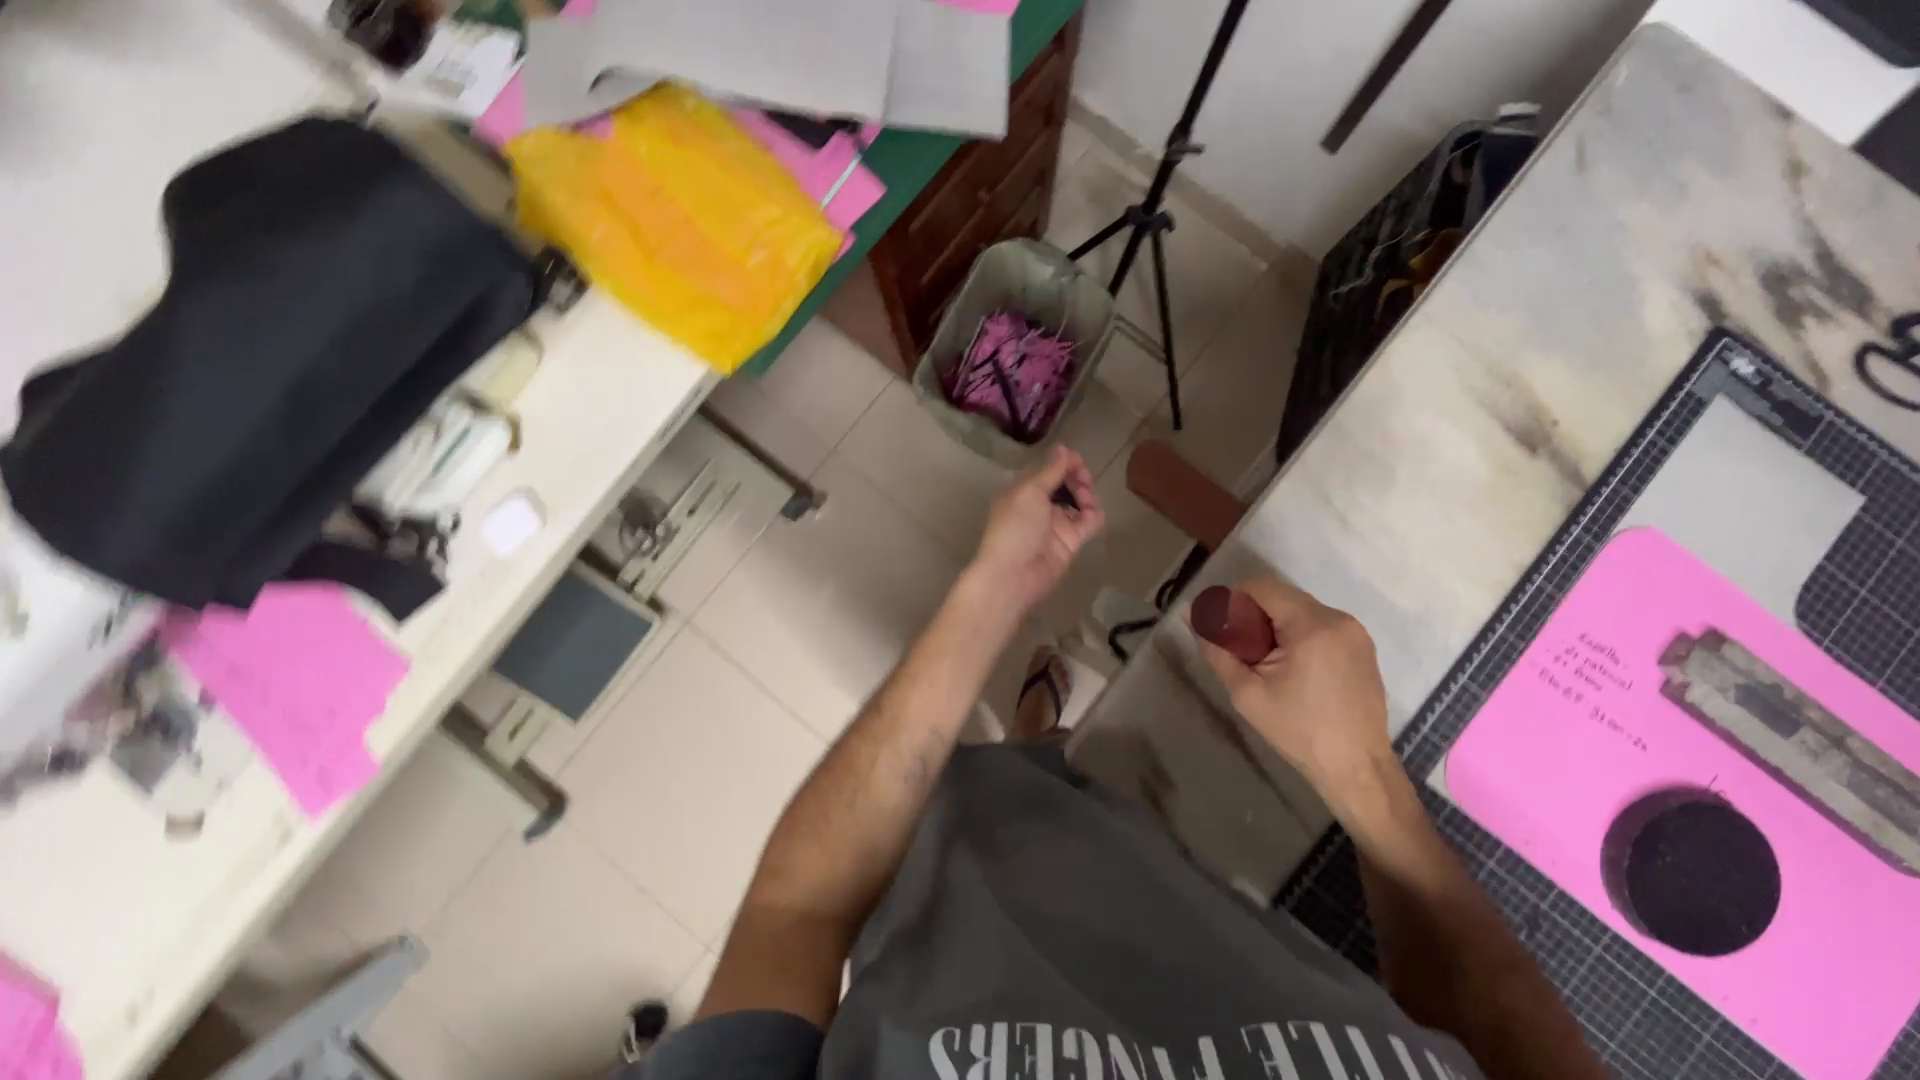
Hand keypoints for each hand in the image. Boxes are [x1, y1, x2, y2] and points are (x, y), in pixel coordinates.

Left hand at [966, 446, 1103, 616]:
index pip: (1048, 470)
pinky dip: (1095, 516)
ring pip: (1079, 502)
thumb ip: (1050, 470)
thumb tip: (1063, 448)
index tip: (1078, 463)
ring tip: (1087, 502)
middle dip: (1078, 479)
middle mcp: (1039, 505)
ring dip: (1087, 496)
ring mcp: (1055, 525)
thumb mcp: (1029, 492)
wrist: (1014, 575)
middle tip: (1083, 483)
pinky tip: (1094, 514)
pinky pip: (1088, 524)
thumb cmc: (1015, 528)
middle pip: (1066, 484)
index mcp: (1024, 491)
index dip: (1065, 463)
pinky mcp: (1070, 543)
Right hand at [1192, 577, 1396, 809]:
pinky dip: (1299, 635)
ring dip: (1276, 625)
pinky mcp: (1363, 647)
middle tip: (1238, 648)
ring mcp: (1356, 633)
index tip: (1219, 626)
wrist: (1355, 766)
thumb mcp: (1247, 692)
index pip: (1262, 587)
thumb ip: (1217, 649)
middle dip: (1253, 615)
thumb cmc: (1297, 730)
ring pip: (1302, 611)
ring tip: (1263, 662)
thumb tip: (1191, 614)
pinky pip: (1321, 626)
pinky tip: (1291, 669)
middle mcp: (1339, 619)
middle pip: (1283, 597)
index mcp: (1312, 626)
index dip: (1233, 598)